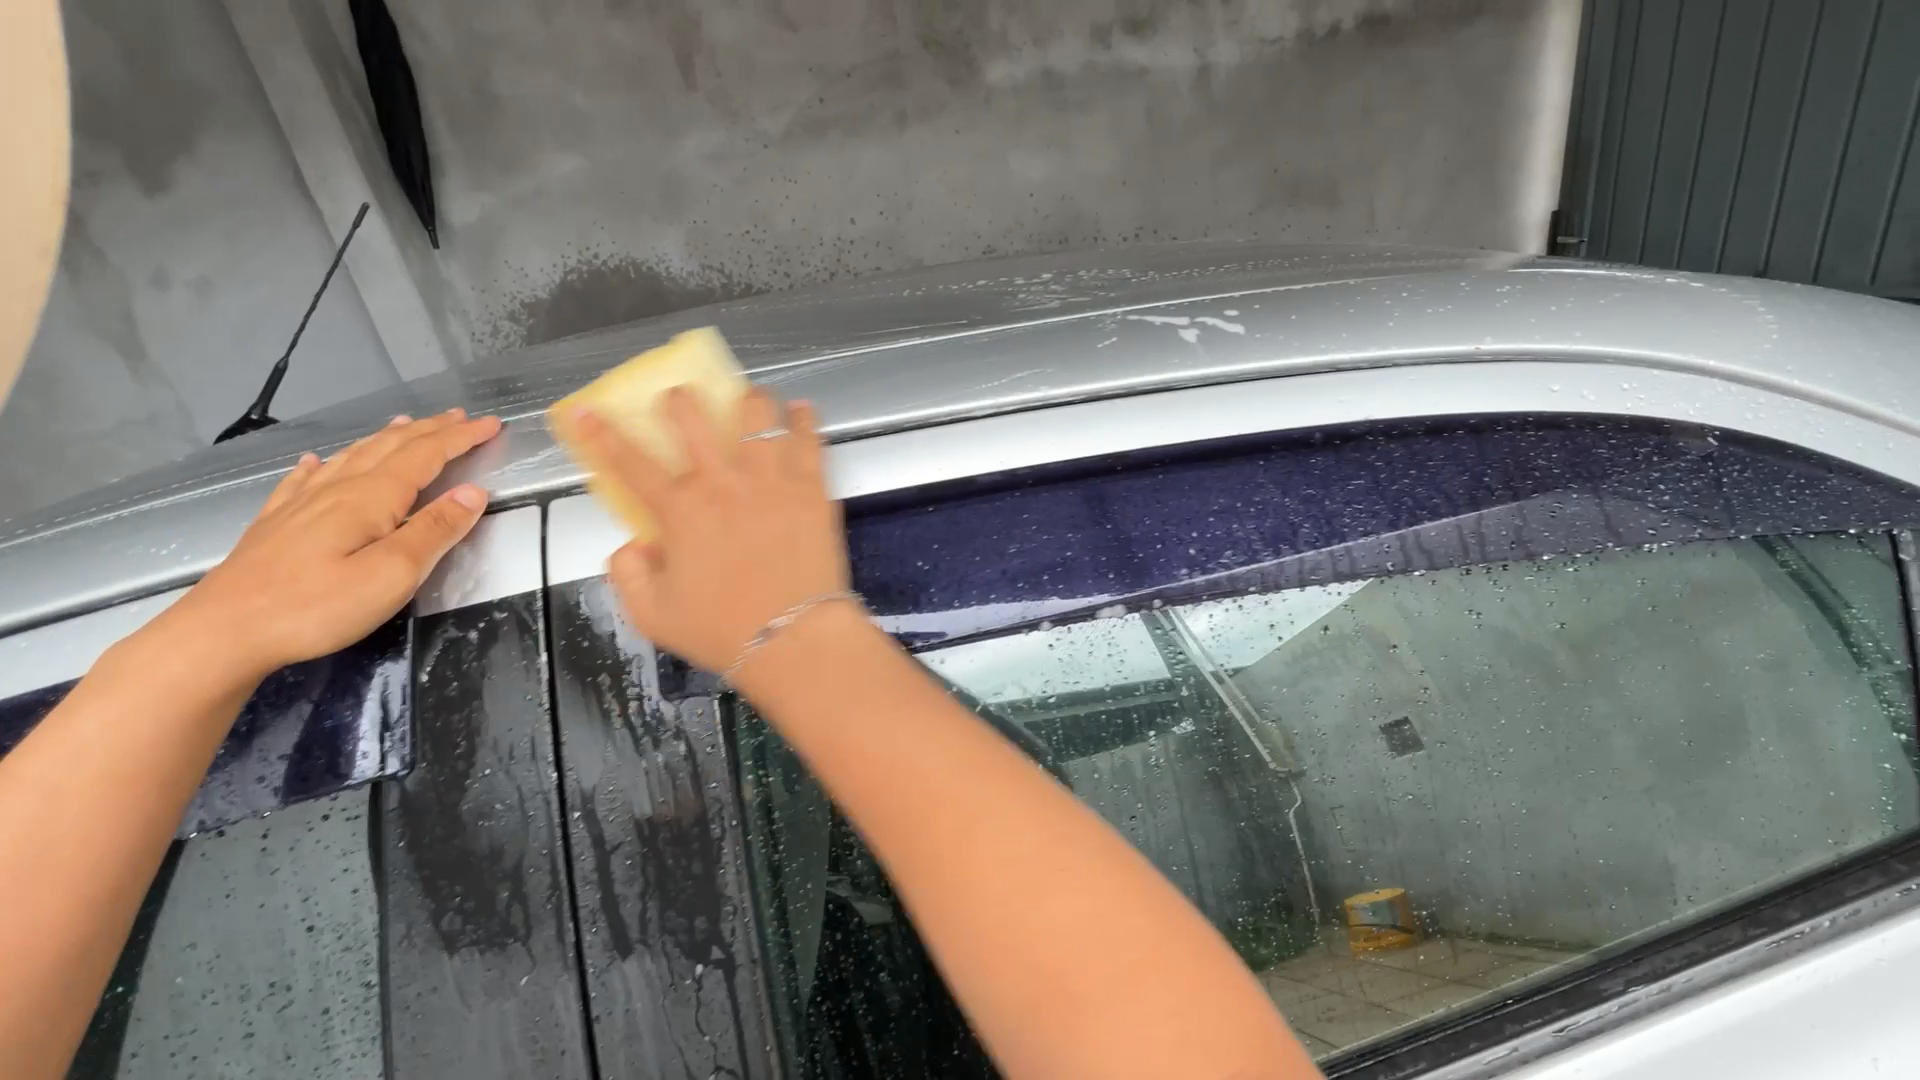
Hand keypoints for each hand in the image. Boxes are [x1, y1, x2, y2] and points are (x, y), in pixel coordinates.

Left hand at [162, 409, 501, 679]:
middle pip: (390, 449)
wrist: (222, 633)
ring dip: (385, 439)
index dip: (460, 438)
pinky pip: (305, 480)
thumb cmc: (317, 606)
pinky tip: (317, 462)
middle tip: (459, 416)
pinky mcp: (275, 524)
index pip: (426, 456)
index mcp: (371, 498)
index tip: (492, 423)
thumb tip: (473, 492)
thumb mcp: (394, 573)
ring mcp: (301, 505)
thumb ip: (436, 530)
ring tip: (405, 424)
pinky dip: (322, 465)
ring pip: (352, 458)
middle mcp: (337, 490)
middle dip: (429, 430)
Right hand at [570, 388, 850, 675]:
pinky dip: (804, 419)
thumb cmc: (723, 630)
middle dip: (679, 400)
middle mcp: (724, 483)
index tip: (586, 410)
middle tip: (678, 397)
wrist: (794, 639)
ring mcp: (773, 481)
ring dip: (749, 400)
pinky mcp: (813, 489)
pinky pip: (809, 440)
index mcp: (681, 511)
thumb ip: (628, 576)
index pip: (630, 462)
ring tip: (751, 398)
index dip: (602, 434)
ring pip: (759, 416)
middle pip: (694, 420)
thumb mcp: (653, 615)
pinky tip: (802, 410)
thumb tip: (631, 546)